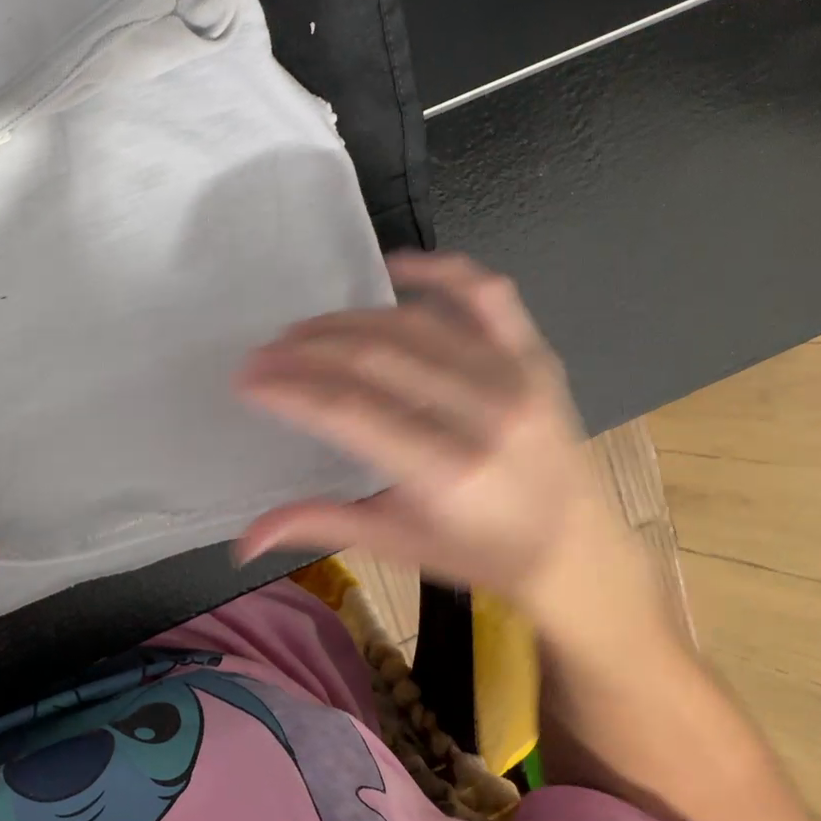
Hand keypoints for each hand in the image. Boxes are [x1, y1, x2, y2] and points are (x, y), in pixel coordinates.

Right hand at [234, 253, 621, 602]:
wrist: (578, 550)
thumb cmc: (478, 553)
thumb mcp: (395, 545)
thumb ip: (319, 524)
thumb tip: (242, 540)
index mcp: (448, 471)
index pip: (349, 411)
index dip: (290, 389)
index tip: (248, 380)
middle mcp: (485, 415)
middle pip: (374, 359)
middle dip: (305, 352)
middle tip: (262, 355)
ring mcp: (516, 378)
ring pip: (413, 326)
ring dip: (346, 321)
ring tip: (301, 330)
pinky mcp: (535, 358)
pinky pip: (488, 296)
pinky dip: (440, 272)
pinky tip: (392, 267)